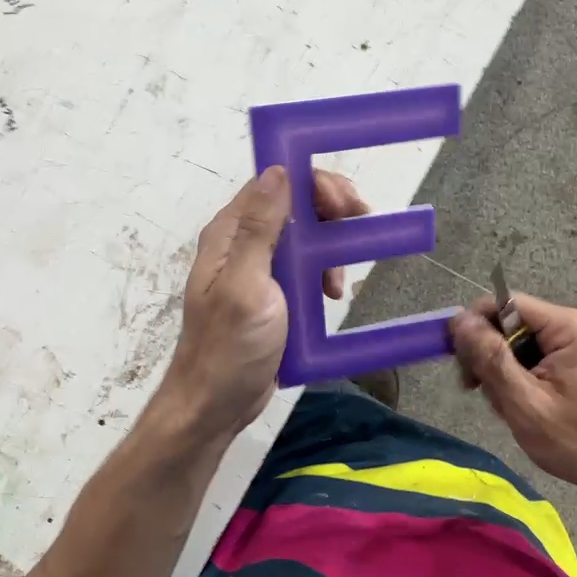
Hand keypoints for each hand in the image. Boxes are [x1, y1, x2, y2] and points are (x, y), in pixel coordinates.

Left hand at [158, 167, 368, 435]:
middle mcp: (240, 244)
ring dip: (330, 248)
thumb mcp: (246, 284)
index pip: (274, 184)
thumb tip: (277, 171)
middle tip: (361, 225)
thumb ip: (259, 228)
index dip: (313, 185)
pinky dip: (323, 275)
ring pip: (303, 238)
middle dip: (330, 211)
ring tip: (339, 282)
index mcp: (229, 234)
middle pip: (293, 206)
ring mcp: (257, 271)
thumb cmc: (229, 347)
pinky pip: (303, 270)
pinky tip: (333, 295)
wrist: (214, 406)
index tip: (346, 206)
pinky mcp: (272, 297)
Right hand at [448, 294, 576, 499]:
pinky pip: (537, 357)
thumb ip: (490, 358)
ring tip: (508, 408)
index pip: (506, 303)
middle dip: (491, 356)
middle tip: (481, 392)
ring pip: (520, 343)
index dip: (476, 327)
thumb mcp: (525, 403)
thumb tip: (459, 319)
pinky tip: (523, 406)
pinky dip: (522, 379)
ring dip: (504, 373)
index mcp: (571, 327)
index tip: (461, 363)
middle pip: (512, 323)